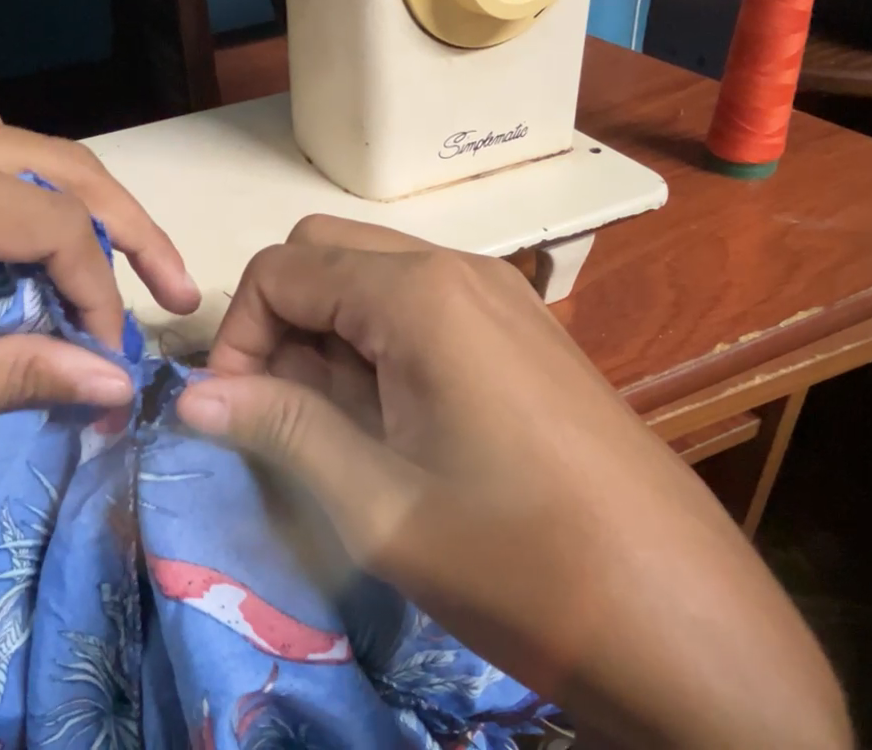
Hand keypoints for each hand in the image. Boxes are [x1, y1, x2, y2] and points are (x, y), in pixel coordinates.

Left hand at [0, 100, 201, 456]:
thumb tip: (117, 383)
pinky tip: (44, 238)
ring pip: (29, 151)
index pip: (45, 220)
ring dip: (85, 210)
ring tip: (122, 270)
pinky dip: (33, 194)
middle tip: (175, 284)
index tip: (112, 350)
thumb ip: (13, 378)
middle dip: (126, 228)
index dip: (99, 285)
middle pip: (56, 164)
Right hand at [177, 216, 850, 749]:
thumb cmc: (515, 559)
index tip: (234, 413)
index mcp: (418, 294)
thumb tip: (192, 396)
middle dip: (279, 322)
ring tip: (333, 428)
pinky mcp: (521, 329)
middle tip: (278, 414)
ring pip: (371, 277)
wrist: (679, 617)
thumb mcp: (376, 502)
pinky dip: (376, 343)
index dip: (239, 337)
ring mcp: (499, 295)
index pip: (280, 269)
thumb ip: (279, 429)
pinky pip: (420, 307)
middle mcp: (459, 269)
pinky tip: (392, 422)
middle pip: (323, 253)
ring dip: (326, 334)